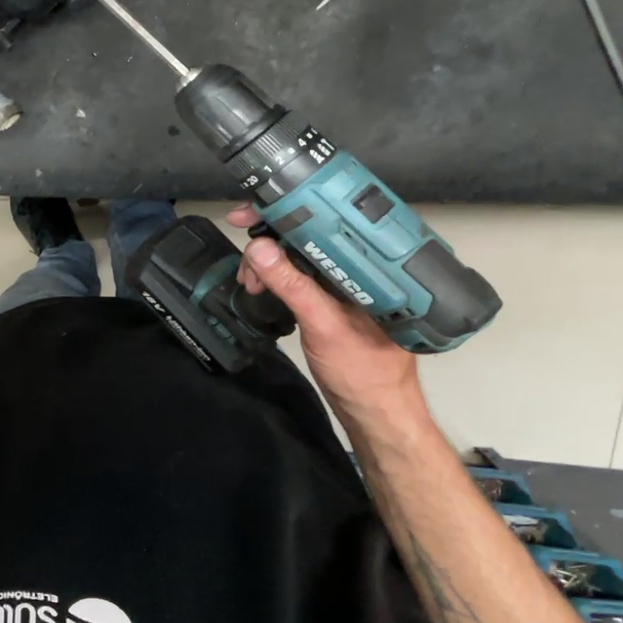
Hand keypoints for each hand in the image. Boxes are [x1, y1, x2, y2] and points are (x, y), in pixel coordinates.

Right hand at [226, 206, 425, 420]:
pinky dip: (275, 274)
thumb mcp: (324, 326)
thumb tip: (260, 249)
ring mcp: (347, 283)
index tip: (252, 212)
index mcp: (374, 267)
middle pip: (311, 233)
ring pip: (300, 253)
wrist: (376, 413)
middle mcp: (363, 269)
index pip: (331, 220)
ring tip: (252, 283)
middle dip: (270, 239)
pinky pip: (299, 272)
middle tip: (246, 261)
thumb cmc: (365, 374)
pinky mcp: (332, 297)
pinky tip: (261, 285)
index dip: (288, 209)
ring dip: (268, 261)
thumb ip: (293, 286)